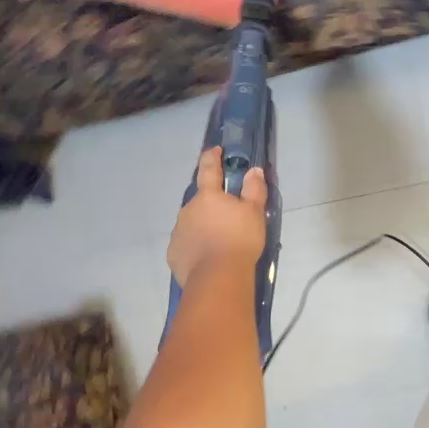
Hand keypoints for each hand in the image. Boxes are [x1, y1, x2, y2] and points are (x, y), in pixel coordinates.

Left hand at [166, 148, 268, 287]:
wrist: (217, 277)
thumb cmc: (239, 239)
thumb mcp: (254, 212)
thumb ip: (254, 189)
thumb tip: (253, 170)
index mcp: (208, 196)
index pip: (208, 169)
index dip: (212, 157)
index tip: (215, 150)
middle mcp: (188, 209)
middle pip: (200, 201)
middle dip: (211, 204)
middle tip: (228, 216)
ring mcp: (178, 232)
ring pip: (191, 222)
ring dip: (203, 226)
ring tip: (218, 241)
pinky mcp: (174, 253)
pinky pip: (186, 243)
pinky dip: (195, 245)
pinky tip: (207, 256)